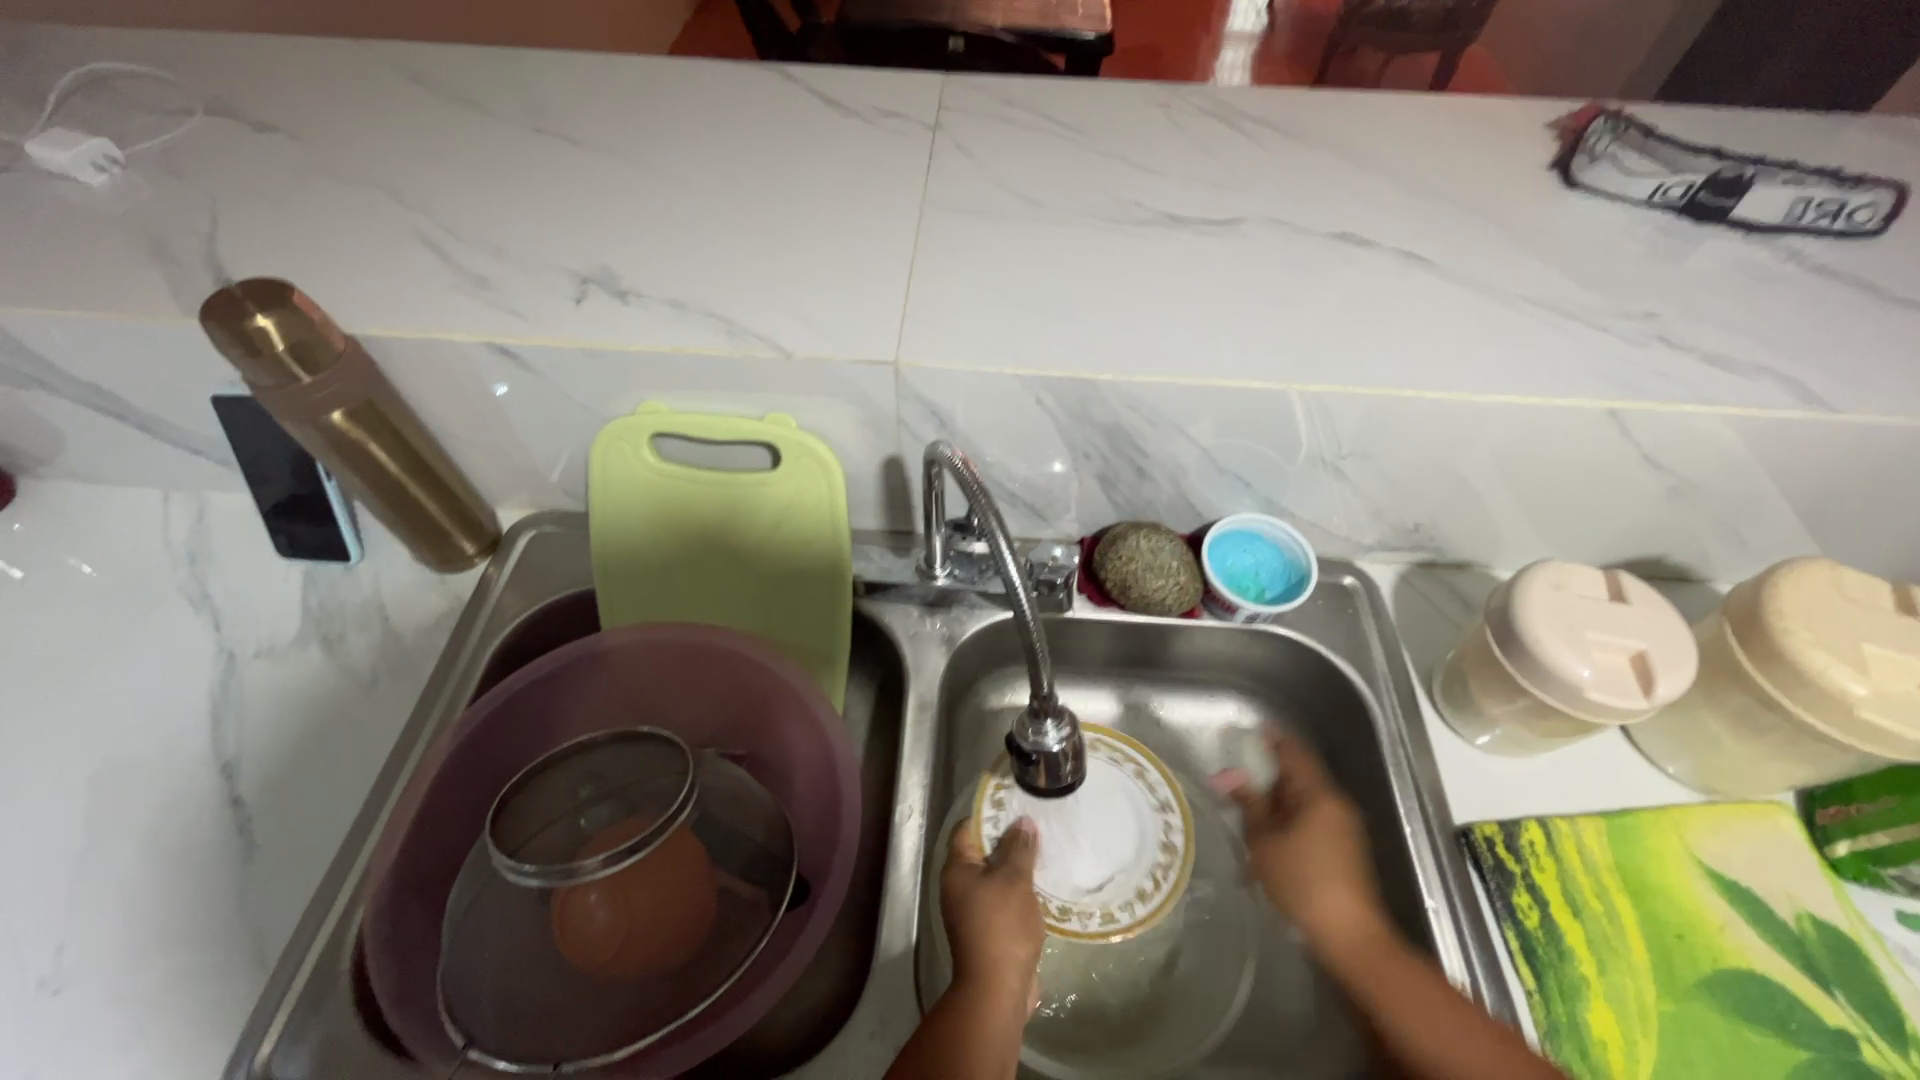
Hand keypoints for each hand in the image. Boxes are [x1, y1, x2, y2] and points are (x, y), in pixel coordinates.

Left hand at [942, 816, 1044, 1012]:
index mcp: (957, 870)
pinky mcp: (990, 929)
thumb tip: (1022, 822)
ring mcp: (974, 910)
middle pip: (983, 852)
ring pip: (996, 877)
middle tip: (1037, 825)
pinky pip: (1005, 899)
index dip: (989, 815)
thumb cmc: (1001, 925)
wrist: (998, 988)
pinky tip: (1045, 885)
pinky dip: (1021, 891)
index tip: (1015, 805)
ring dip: (1018, 867)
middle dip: (1009, 840)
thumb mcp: (1013, 880)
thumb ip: (1018, 849)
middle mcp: (959, 887)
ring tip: (1046, 850)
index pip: (967, 830)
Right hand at [1214, 733, 1391, 955]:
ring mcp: (1343, 827)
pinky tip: (1264, 832)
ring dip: (1274, 797)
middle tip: (1233, 772)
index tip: (1244, 733)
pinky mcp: (1343, 849)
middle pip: (1299, 775)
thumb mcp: (1265, 842)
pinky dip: (1286, 817)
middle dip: (1266, 771)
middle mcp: (1336, 804)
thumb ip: (1249, 804)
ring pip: (1303, 799)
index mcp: (1319, 794)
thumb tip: (1231, 776)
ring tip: (1242, 803)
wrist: (1349, 935)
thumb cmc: (1302, 882)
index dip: (1269, 739)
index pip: (1294, 752)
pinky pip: (1310, 819)